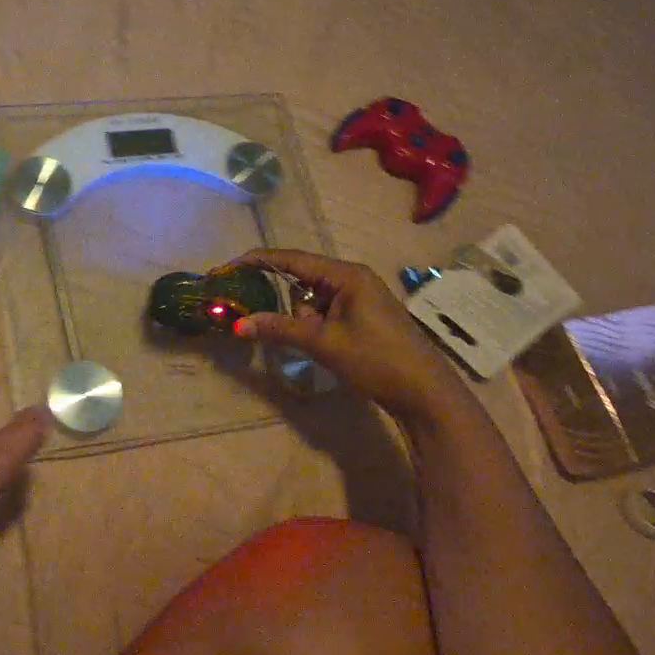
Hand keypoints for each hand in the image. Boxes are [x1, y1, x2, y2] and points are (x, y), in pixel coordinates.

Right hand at [232, 249, 465, 422]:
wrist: (426, 395)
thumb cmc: (377, 360)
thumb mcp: (323, 343)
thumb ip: (279, 329)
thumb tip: (237, 324)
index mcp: (346, 275)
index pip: (291, 258)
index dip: (257, 262)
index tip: (228, 270)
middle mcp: (352, 279)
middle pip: (300, 276)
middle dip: (274, 291)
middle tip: (242, 304)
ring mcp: (359, 298)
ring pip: (311, 297)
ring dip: (295, 314)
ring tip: (286, 333)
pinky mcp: (362, 318)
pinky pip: (324, 311)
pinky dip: (309, 323)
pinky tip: (304, 340)